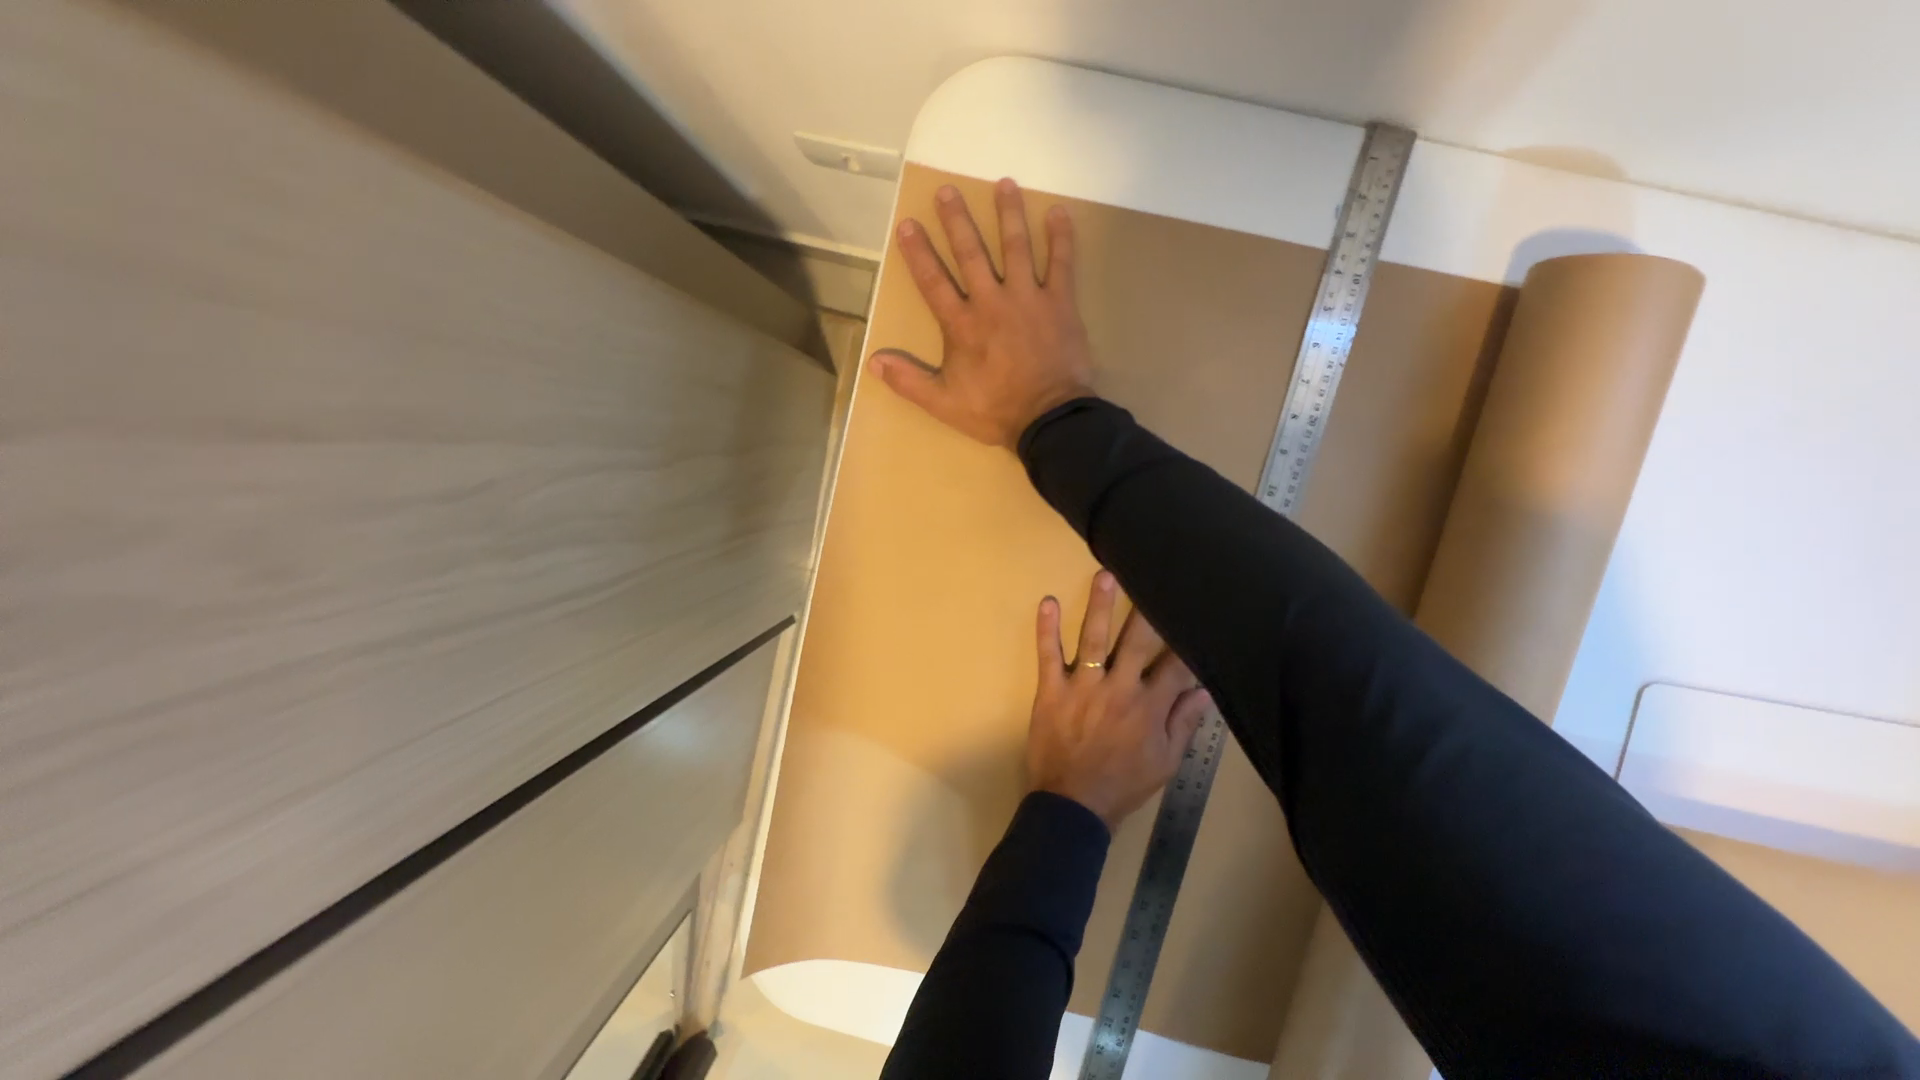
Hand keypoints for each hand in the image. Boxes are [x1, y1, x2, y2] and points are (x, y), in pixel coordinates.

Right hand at [869, 179, 1095, 448]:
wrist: (1049, 418)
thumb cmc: (996, 411)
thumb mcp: (945, 403)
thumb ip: (909, 381)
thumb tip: (873, 362)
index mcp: (961, 325)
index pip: (933, 281)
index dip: (918, 252)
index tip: (907, 224)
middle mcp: (991, 301)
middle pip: (970, 253)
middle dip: (957, 220)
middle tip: (948, 190)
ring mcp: (1028, 297)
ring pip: (1016, 247)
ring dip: (1008, 214)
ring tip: (1004, 184)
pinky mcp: (1060, 303)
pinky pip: (1062, 263)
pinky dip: (1061, 237)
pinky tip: (1059, 212)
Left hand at [1027, 570, 1211, 829]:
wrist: (1073, 805)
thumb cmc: (1123, 784)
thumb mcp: (1165, 762)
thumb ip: (1184, 723)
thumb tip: (1205, 690)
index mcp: (1149, 706)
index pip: (1176, 665)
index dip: (1187, 637)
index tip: (1194, 610)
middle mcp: (1118, 688)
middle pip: (1136, 640)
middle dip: (1146, 608)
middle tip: (1152, 575)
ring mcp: (1082, 686)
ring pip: (1093, 637)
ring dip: (1099, 604)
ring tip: (1105, 573)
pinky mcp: (1051, 691)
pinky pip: (1048, 654)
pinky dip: (1046, 629)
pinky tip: (1047, 601)